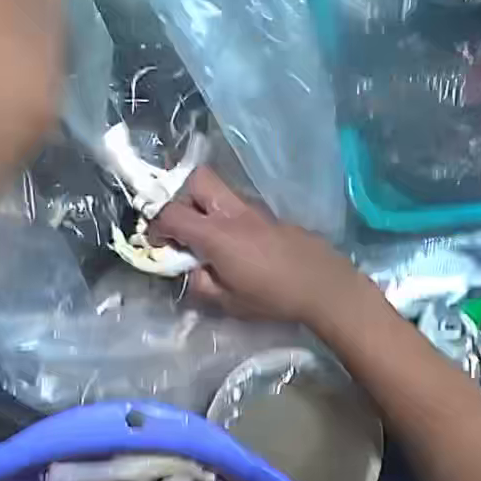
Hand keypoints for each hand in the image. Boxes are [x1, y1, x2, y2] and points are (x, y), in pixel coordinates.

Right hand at [151, 169, 367, 324]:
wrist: (325, 285)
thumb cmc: (274, 297)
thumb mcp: (229, 302)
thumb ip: (202, 285)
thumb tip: (194, 272)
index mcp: (216, 234)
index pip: (171, 213)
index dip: (155, 225)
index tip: (156, 243)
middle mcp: (233, 213)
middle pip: (198, 178)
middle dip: (181, 195)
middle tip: (183, 226)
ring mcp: (256, 211)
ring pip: (222, 191)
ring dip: (208, 207)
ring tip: (212, 239)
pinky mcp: (274, 217)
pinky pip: (243, 208)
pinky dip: (231, 219)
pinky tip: (243, 247)